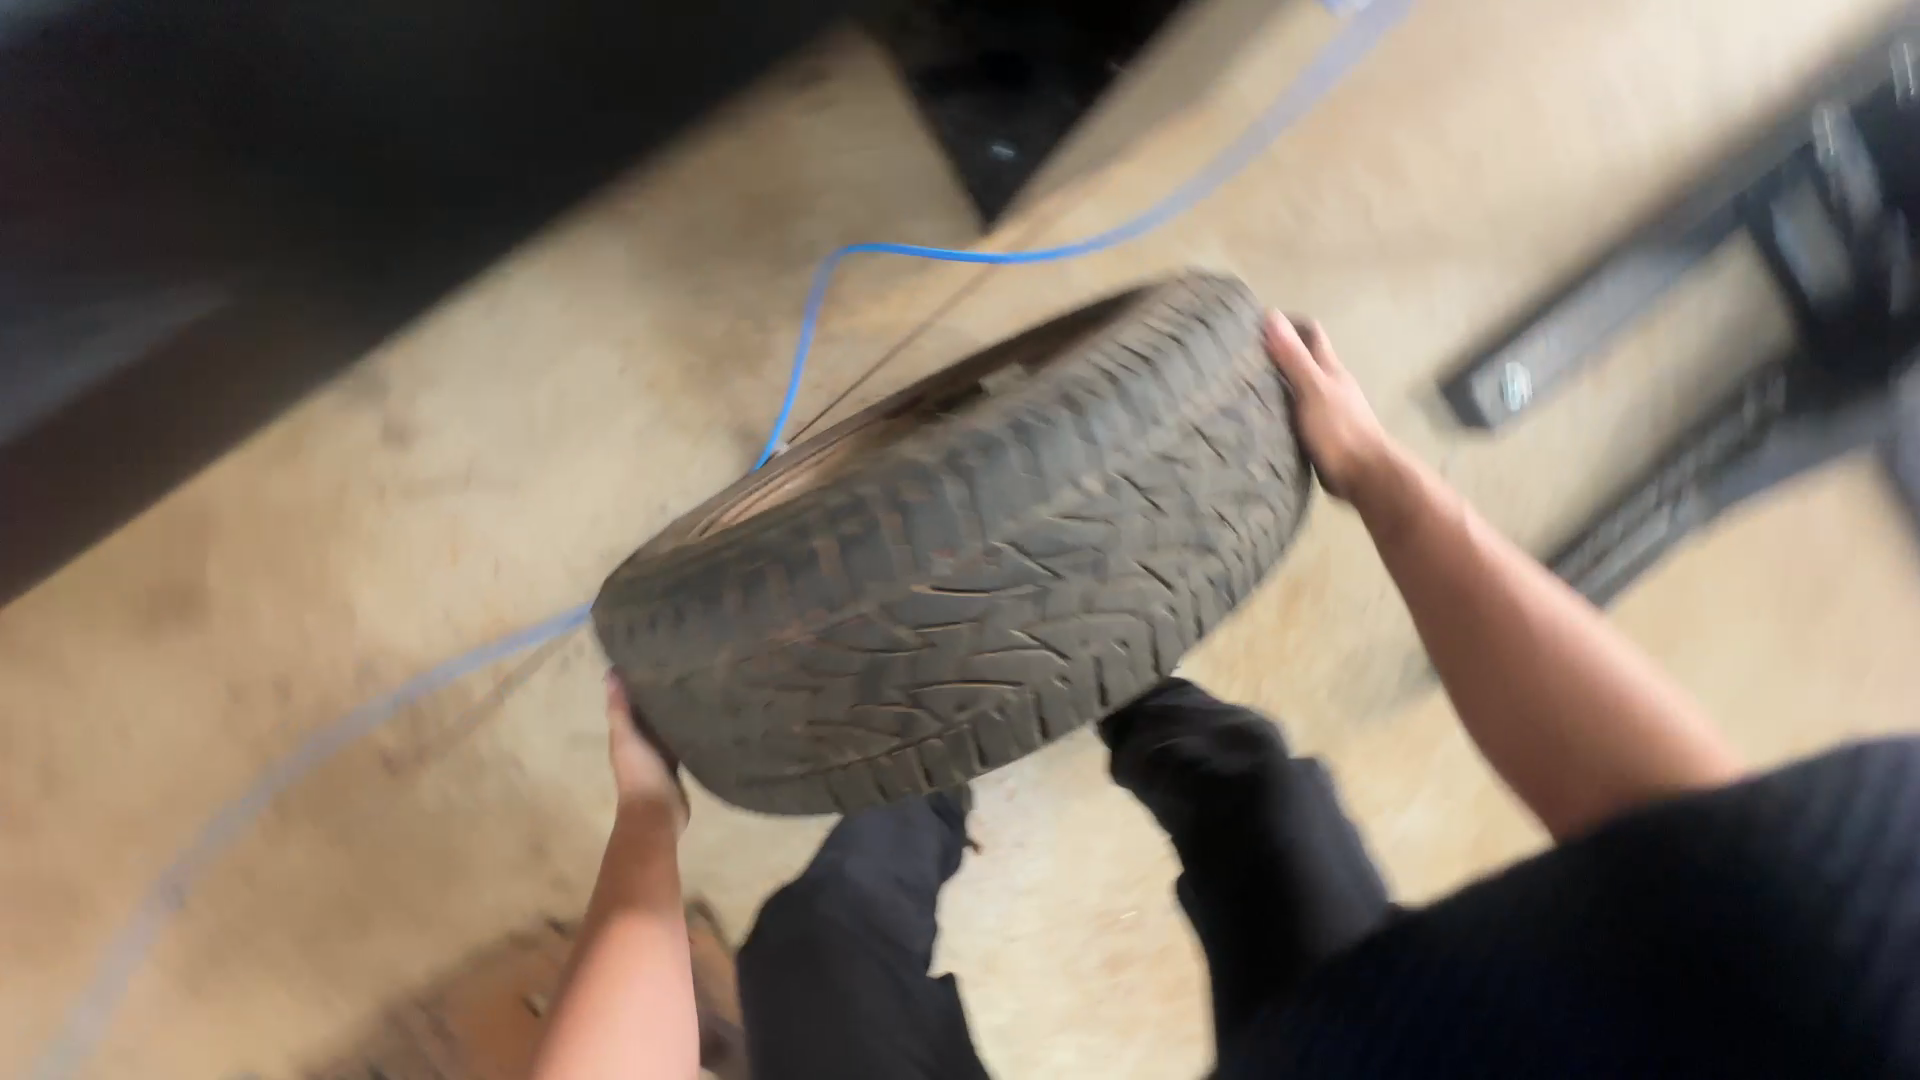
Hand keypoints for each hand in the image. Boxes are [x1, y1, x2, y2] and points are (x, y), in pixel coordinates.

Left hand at [605, 672, 687, 831]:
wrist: (657, 814)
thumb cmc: (639, 773)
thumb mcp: (626, 738)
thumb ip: (619, 709)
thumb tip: (610, 673)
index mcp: (626, 734)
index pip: (632, 701)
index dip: (638, 681)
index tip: (655, 656)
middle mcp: (643, 741)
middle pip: (651, 712)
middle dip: (660, 693)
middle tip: (684, 666)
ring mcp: (661, 753)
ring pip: (668, 725)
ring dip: (676, 710)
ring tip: (698, 684)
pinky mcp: (679, 763)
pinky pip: (683, 740)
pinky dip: (689, 728)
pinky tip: (706, 715)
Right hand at [1262, 311, 1395, 503]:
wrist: (1363, 474)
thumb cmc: (1339, 429)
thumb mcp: (1312, 389)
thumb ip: (1292, 357)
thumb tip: (1271, 316)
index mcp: (1329, 368)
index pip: (1310, 333)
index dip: (1288, 323)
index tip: (1256, 325)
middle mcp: (1329, 383)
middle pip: (1304, 358)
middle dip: (1278, 351)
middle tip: (1243, 356)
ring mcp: (1326, 408)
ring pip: (1299, 386)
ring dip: (1277, 382)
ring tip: (1245, 387)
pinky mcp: (1320, 432)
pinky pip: (1296, 411)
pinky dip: (1279, 408)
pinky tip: (1262, 417)